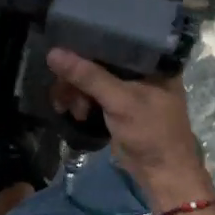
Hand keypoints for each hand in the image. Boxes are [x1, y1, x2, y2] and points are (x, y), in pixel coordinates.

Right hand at [46, 49, 214, 210]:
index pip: (116, 40)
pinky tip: (73, 113)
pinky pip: (92, 95)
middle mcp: (141, 70)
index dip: (89, 43)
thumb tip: (53, 53)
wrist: (161, 174)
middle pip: (98, 61)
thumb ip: (87, 76)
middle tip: (64, 93)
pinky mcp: (117, 107)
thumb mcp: (120, 100)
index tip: (64, 48)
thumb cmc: (151, 132)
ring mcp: (128, 89)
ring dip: (75, 93)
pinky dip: (80, 102)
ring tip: (68, 109)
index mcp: (153, 61)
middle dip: (77, 78)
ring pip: (91, 80)